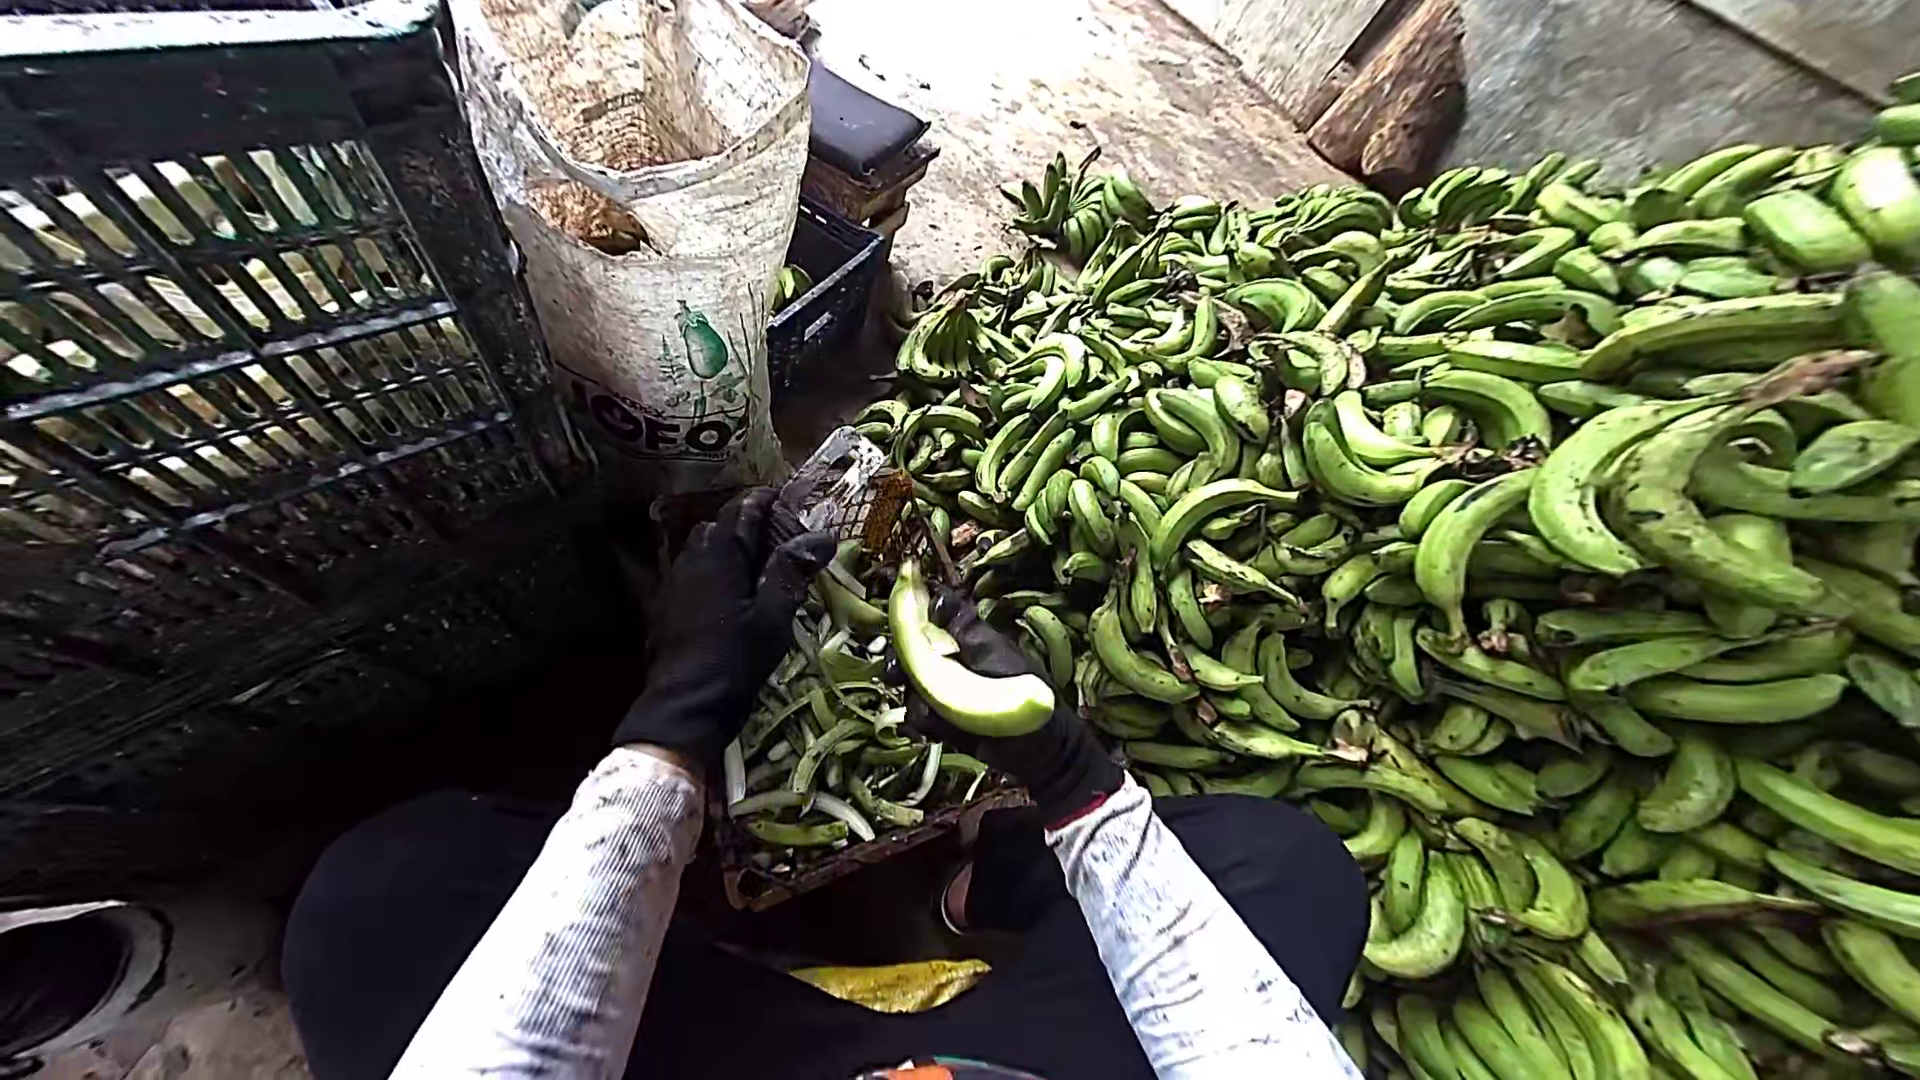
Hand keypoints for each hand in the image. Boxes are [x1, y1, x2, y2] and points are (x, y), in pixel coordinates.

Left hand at [615, 488, 834, 770]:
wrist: (685, 706)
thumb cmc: (735, 658)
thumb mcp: (773, 615)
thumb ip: (791, 571)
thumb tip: (823, 536)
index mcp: (719, 556)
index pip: (741, 512)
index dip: (763, 501)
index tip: (783, 498)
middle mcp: (691, 561)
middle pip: (718, 527)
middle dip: (744, 522)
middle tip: (776, 533)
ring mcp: (674, 585)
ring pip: (700, 550)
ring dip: (726, 546)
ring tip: (755, 561)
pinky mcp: (666, 608)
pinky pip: (691, 574)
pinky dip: (713, 570)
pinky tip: (729, 593)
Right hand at [906, 583, 1123, 825]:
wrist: (1038, 744)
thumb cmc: (1022, 688)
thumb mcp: (993, 652)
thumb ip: (964, 629)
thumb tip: (938, 598)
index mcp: (964, 634)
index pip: (931, 612)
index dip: (913, 612)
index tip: (905, 623)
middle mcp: (948, 656)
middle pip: (908, 649)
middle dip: (898, 662)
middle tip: (894, 674)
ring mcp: (942, 686)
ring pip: (910, 683)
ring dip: (914, 698)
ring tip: (931, 713)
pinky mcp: (941, 716)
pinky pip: (917, 714)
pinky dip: (924, 722)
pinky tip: (937, 731)